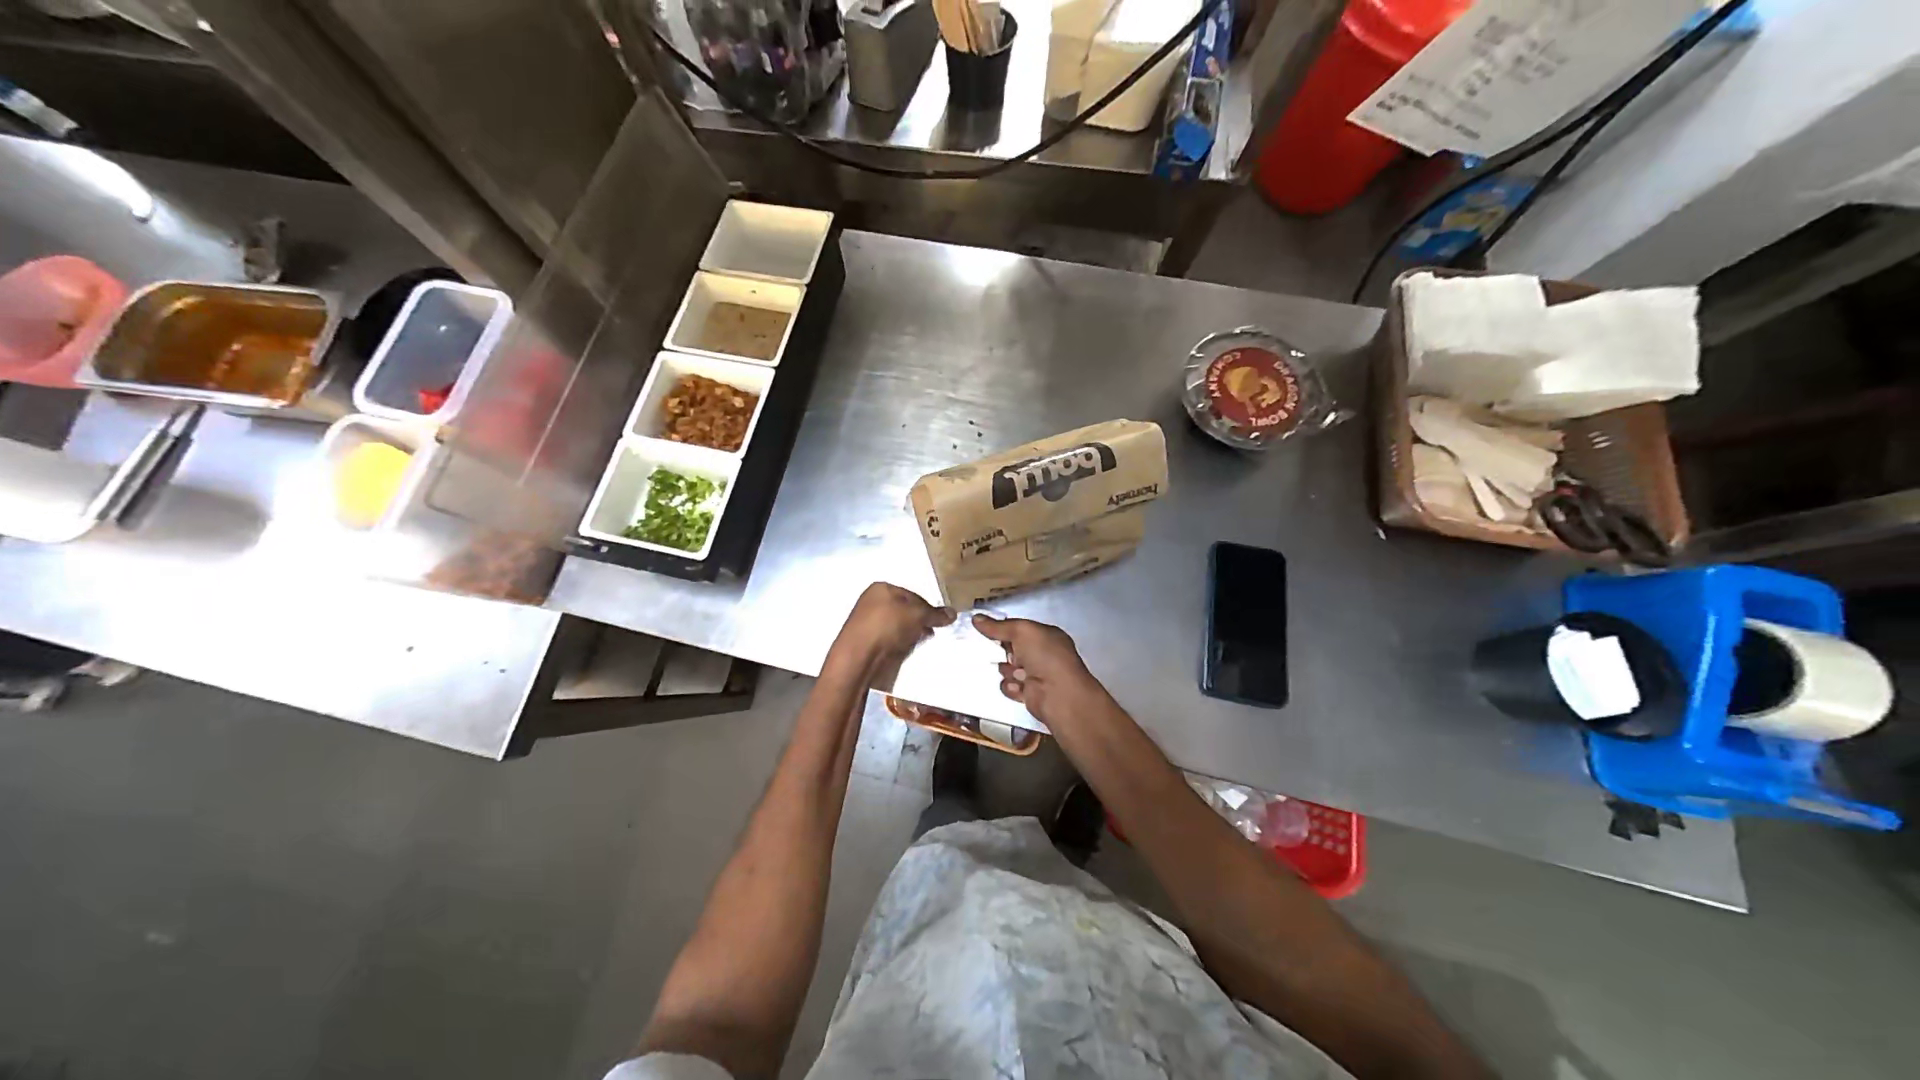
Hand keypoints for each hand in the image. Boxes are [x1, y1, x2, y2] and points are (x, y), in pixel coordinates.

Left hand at [833, 583, 953, 666]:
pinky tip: (906, 650)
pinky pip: (889, 639)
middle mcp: (872, 601)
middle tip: (932, 631)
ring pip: (897, 626)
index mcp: (881, 588)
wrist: (858, 657)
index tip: (939, 621)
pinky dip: (899, 643)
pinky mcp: (866, 642)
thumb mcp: (917, 615)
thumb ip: (935, 614)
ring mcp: (867, 622)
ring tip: (920, 642)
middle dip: (919, 621)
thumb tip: (953, 613)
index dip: (928, 607)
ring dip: (910, 633)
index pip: (912, 595)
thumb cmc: (888, 626)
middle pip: (904, 610)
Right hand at [972, 614, 1111, 727]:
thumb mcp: (1021, 632)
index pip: (1021, 630)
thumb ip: (998, 626)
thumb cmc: (1045, 656)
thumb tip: (976, 618)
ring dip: (1008, 671)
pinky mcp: (1029, 694)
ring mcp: (1037, 675)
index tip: (989, 630)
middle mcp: (1043, 655)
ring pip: (1008, 669)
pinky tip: (1018, 686)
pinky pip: (1010, 687)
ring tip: (1017, 673)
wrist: (1057, 694)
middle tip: (1004, 653)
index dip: (1006, 630)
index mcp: (1046, 636)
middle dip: (1005, 652)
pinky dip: (1011, 686)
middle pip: (1013, 650)